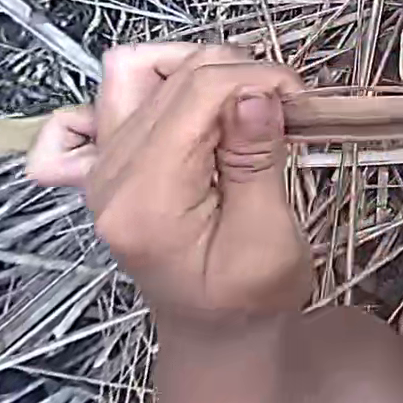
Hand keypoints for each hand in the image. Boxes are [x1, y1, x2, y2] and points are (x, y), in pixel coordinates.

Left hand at [26, 43, 310, 329]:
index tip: (302, 100)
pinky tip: (182, 110)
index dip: (261, 77)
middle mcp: (109, 173)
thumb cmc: (250, 296)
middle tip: (283, 107)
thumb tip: (257, 91)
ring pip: (135, 69)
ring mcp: (101, 166)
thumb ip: (256, 161)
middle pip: (176, 73)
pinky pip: (100, 105)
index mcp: (148, 196)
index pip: (200, 90)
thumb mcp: (268, 236)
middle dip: (242, 72)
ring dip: (198, 69)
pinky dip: (142, 90)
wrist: (216, 333)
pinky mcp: (109, 163)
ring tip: (242, 98)